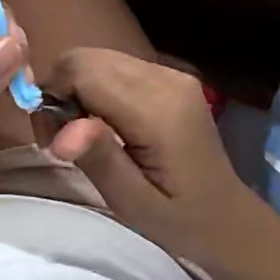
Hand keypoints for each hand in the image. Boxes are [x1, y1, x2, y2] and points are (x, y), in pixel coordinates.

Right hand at [44, 48, 272, 266]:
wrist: (227, 218)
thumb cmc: (179, 221)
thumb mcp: (133, 203)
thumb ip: (100, 159)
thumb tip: (62, 131)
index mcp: (159, 110)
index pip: (83, 71)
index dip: (54, 98)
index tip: (52, 140)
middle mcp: (167, 79)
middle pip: (87, 58)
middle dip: (61, 92)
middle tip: (62, 139)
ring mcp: (172, 74)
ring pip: (98, 59)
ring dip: (77, 90)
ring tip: (82, 134)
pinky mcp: (171, 78)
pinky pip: (116, 67)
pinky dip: (96, 89)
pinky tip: (103, 123)